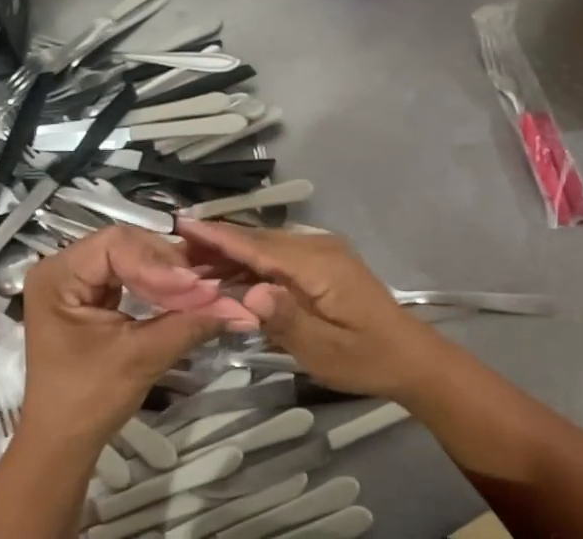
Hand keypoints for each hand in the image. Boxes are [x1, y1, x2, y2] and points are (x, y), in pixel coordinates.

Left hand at [20, 225, 256, 445]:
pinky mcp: (93, 292)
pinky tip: (182, 295)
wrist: (62, 442)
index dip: (158, 262)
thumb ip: (188, 325)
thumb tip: (240, 307)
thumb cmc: (88, 401)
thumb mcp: (140, 358)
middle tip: (204, 289)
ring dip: (168, 275)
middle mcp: (63, 266)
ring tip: (199, 292)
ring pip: (133, 256)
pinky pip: (132, 273)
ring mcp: (77, 278)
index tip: (195, 286)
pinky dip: (158, 283)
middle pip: (126, 244)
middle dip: (167, 267)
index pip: (116, 244)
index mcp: (57, 275)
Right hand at [177, 220, 447, 399]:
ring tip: (191, 261)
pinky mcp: (323, 264)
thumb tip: (250, 292)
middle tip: (173, 249)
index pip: (258, 246)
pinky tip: (229, 275)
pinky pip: (279, 256)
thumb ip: (286, 319)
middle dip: (217, 243)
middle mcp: (318, 248)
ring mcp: (322, 253)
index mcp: (318, 264)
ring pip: (266, 246)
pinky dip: (252, 263)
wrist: (409, 357)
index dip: (219, 236)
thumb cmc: (366, 358)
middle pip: (258, 240)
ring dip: (231, 253)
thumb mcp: (324, 350)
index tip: (183, 224)